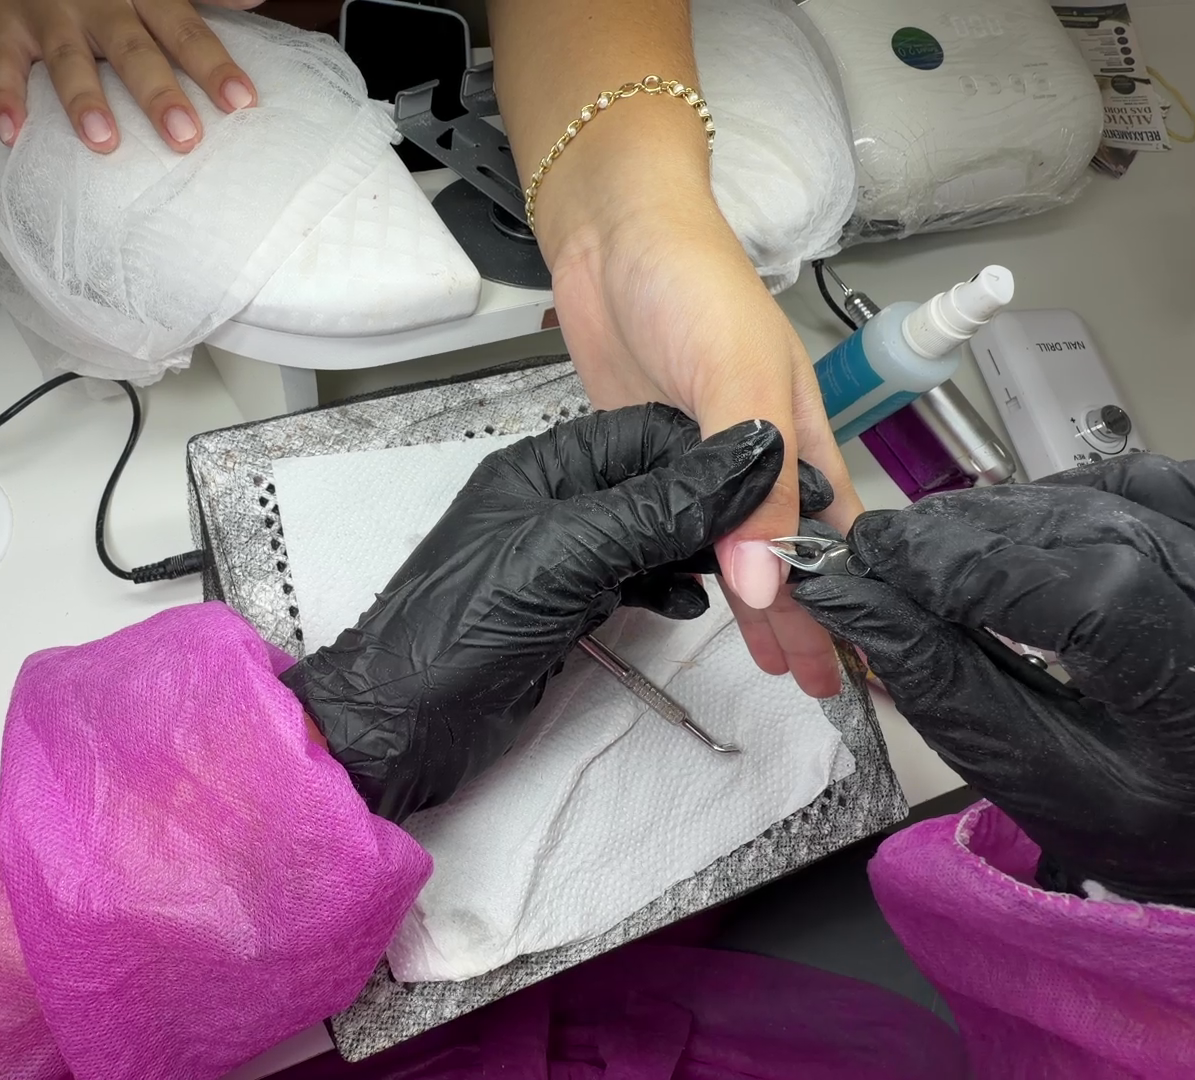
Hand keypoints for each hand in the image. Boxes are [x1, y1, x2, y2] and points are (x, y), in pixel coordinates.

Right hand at [0, 0, 262, 152]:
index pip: (185, 30)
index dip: (213, 66)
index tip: (241, 101)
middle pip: (132, 49)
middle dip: (157, 93)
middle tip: (184, 136)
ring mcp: (49, 9)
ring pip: (67, 57)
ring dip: (84, 99)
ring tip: (104, 141)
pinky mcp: (7, 21)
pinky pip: (1, 60)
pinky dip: (3, 96)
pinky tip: (13, 134)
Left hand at [284, 405, 788, 821]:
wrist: (408, 715)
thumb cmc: (471, 621)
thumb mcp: (570, 553)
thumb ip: (659, 508)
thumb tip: (751, 459)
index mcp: (551, 463)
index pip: (657, 438)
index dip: (721, 462)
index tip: (786, 495)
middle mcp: (559, 497)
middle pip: (658, 488)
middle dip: (716, 518)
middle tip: (775, 553)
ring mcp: (562, 551)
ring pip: (649, 535)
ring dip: (695, 554)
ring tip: (738, 583)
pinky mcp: (565, 599)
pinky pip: (630, 577)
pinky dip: (661, 586)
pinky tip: (683, 603)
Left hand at [546, 201, 862, 698]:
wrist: (613, 249)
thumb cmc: (693, 291)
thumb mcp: (739, 380)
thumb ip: (754, 481)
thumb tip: (767, 582)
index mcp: (799, 441)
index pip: (841, 538)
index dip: (856, 599)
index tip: (871, 664)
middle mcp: (752, 464)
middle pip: (792, 558)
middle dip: (812, 620)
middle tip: (823, 688)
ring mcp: (696, 471)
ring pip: (736, 554)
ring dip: (758, 608)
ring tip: (775, 667)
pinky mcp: (647, 468)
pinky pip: (676, 532)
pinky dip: (694, 572)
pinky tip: (699, 601)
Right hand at [794, 455, 1194, 906]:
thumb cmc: (1122, 816)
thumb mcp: (1008, 760)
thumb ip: (923, 667)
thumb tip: (839, 590)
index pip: (1093, 595)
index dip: (967, 562)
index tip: (879, 552)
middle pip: (1097, 530)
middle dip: (969, 529)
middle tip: (892, 544)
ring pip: (1121, 493)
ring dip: (1011, 509)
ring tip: (949, 542)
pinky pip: (1164, 482)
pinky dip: (1076, 493)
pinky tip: (1033, 526)